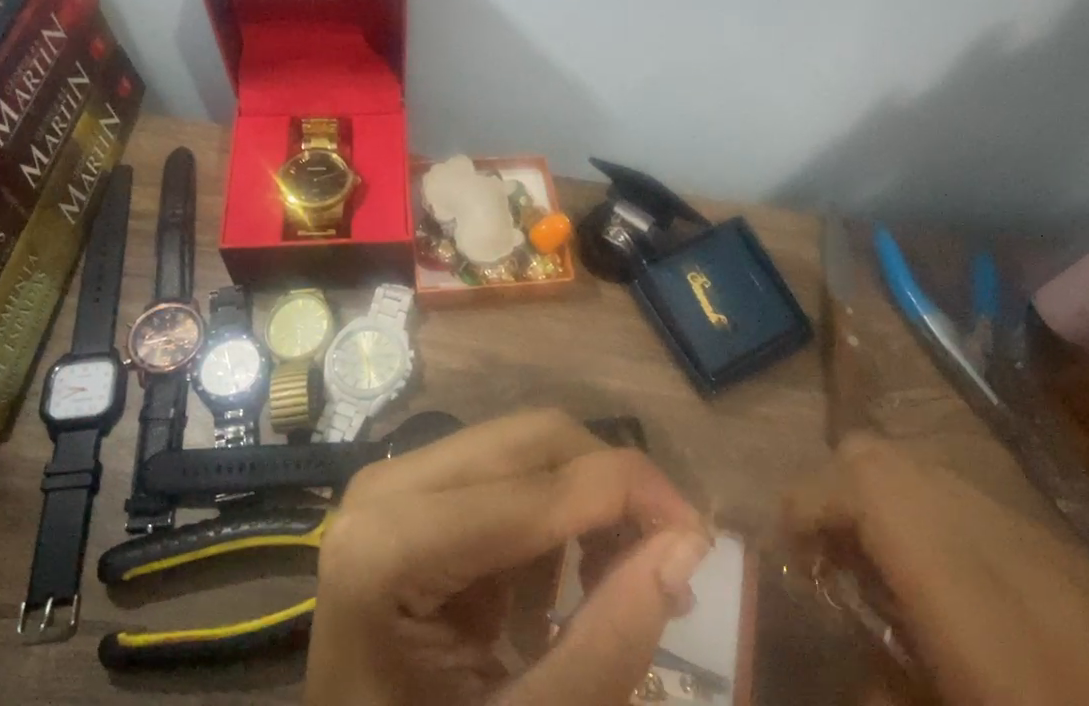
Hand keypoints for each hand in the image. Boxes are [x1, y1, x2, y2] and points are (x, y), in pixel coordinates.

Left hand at [306, 409, 711, 705]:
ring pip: (528, 449)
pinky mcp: (412, 494)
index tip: (702, 545)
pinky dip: (556, 521)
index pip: (541, 485)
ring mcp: (394, 484)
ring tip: (612, 591)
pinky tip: (558, 594)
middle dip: (613, 494)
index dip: (635, 496)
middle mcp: (385, 487)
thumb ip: (604, 646)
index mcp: (388, 544)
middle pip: (537, 442)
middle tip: (664, 569)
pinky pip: (507, 476)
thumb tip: (685, 546)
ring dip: (589, 506)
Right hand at [785, 434, 1088, 705]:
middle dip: (835, 495)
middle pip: (884, 456)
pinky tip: (950, 592)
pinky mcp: (1076, 561)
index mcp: (967, 584)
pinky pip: (975, 506)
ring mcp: (1044, 541)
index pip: (864, 478)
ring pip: (928, 471)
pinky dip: (934, 525)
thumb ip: (881, 689)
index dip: (808, 502)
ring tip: (884, 577)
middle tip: (833, 566)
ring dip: (883, 507)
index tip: (796, 560)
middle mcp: (1001, 538)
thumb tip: (855, 674)